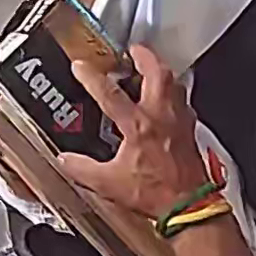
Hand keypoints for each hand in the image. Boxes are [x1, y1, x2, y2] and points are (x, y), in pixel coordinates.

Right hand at [55, 45, 210, 218]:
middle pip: (157, 74)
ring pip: (174, 84)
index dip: (92, 77)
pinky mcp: (189, 131)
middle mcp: (161, 118)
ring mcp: (179, 122)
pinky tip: (168, 100)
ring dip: (161, 72)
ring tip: (151, 68)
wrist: (187, 206)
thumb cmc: (154, 193)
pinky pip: (183, 102)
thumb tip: (65, 159)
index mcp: (138, 126)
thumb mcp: (107, 183)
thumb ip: (82, 168)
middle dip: (144, 57)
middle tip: (133, 50)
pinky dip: (173, 94)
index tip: (80, 66)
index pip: (110, 93)